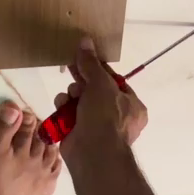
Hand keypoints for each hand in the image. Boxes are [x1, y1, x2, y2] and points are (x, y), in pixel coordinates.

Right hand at [53, 39, 148, 158]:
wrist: (93, 154)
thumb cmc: (106, 116)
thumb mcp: (101, 84)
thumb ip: (91, 63)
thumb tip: (85, 40)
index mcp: (132, 105)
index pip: (113, 80)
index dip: (97, 68)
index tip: (83, 57)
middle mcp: (117, 116)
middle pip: (94, 89)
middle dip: (81, 82)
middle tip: (71, 71)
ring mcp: (97, 127)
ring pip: (79, 100)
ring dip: (71, 96)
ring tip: (69, 98)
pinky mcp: (78, 134)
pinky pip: (69, 114)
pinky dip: (64, 109)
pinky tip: (61, 108)